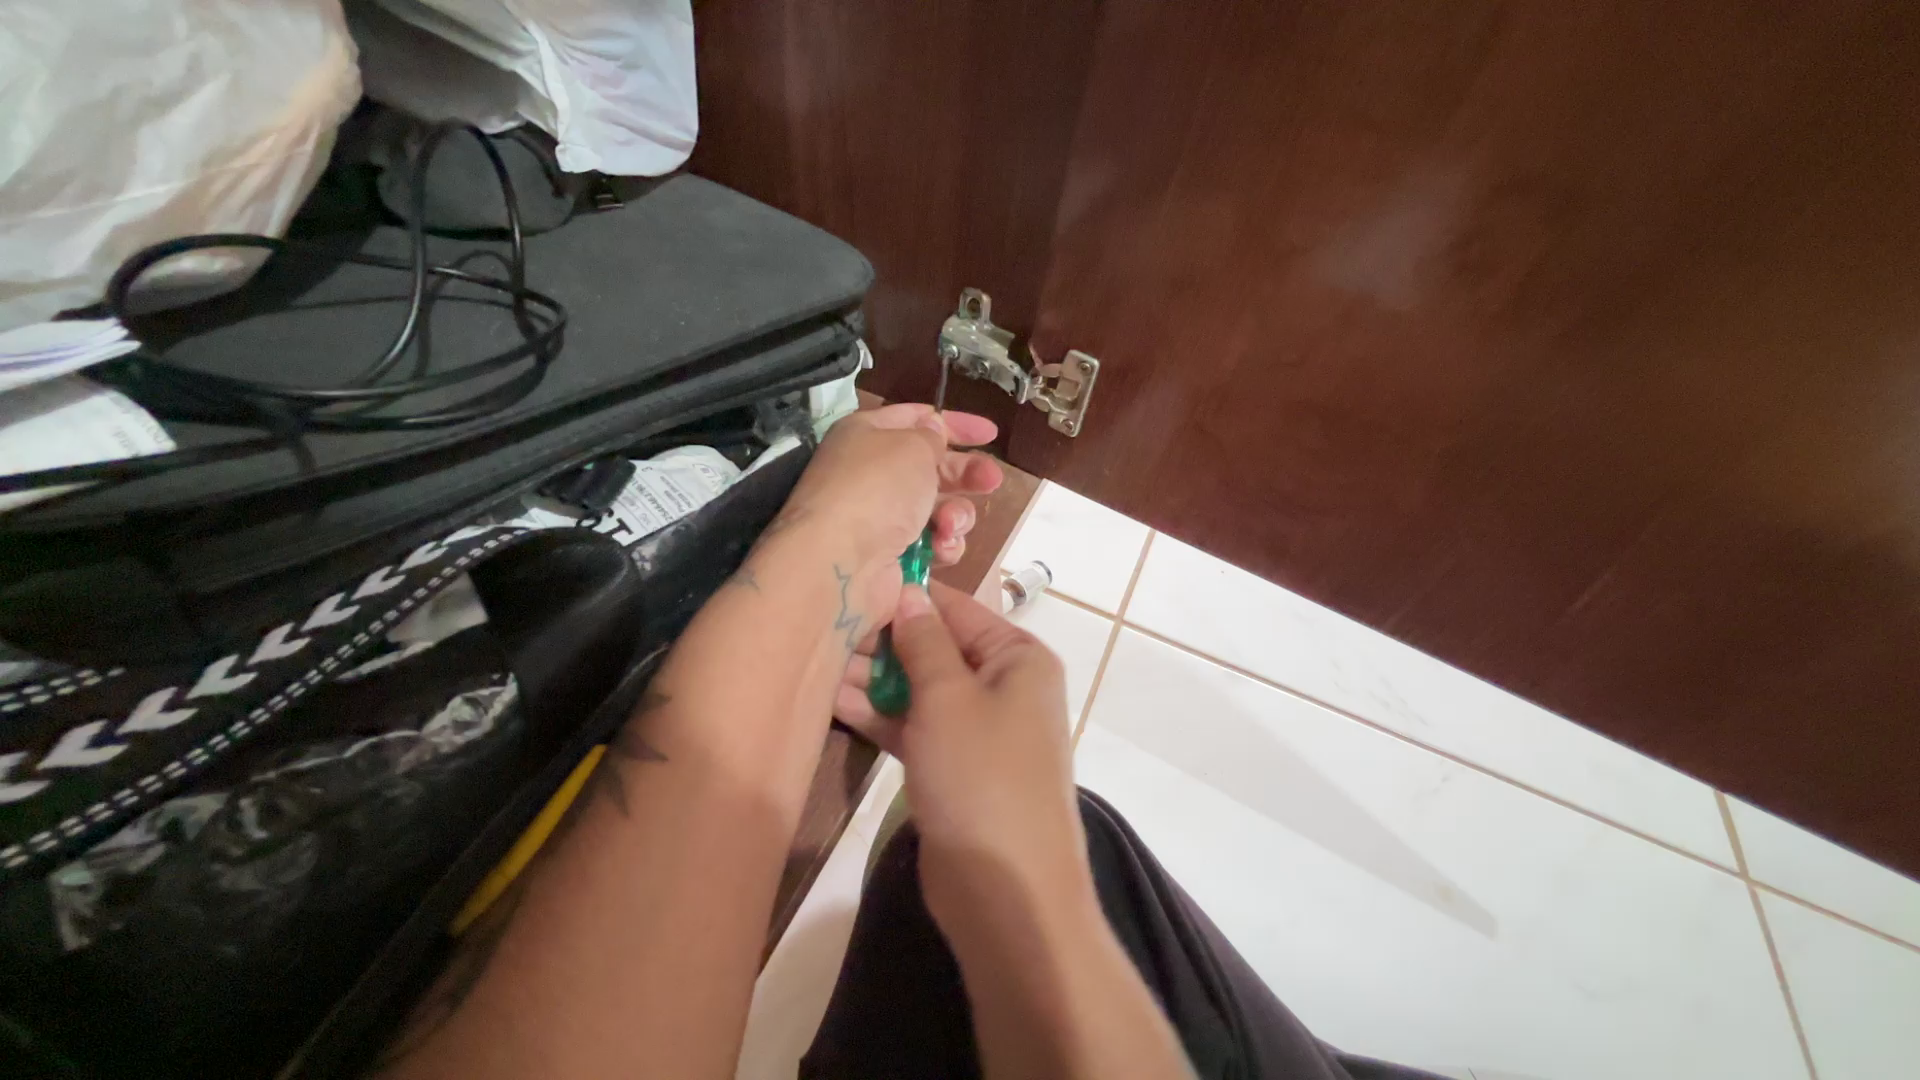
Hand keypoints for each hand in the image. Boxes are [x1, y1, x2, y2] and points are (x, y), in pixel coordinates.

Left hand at [781, 403, 1001, 565]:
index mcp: (868, 435)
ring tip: (949, 525)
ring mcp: (881, 519)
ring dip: (955, 516)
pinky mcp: (892, 558)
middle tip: (992, 481)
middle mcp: (872, 474)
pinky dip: (942, 547)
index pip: (917, 419)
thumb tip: (933, 431)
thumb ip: (932, 437)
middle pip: (933, 469)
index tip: (992, 433)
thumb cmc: (876, 489)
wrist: (840, 563)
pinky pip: (932, 546)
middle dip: (966, 476)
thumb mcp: (912, 447)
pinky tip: (940, 550)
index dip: (955, 424)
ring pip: (939, 511)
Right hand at [837, 583, 1090, 930]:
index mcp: (1018, 657)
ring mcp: (978, 729)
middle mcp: (1003, 685)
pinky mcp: (954, 766)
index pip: (957, 609)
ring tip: (819, 666)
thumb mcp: (948, 697)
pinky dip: (882, 717)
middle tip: (826, 632)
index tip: (853, 585)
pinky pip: (916, 727)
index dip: (907, 597)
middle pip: (936, 648)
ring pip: (921, 689)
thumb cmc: (981, 775)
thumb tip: (908, 594)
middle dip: (884, 643)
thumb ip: (924, 642)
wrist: (1006, 891)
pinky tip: (835, 704)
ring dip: (875, 681)